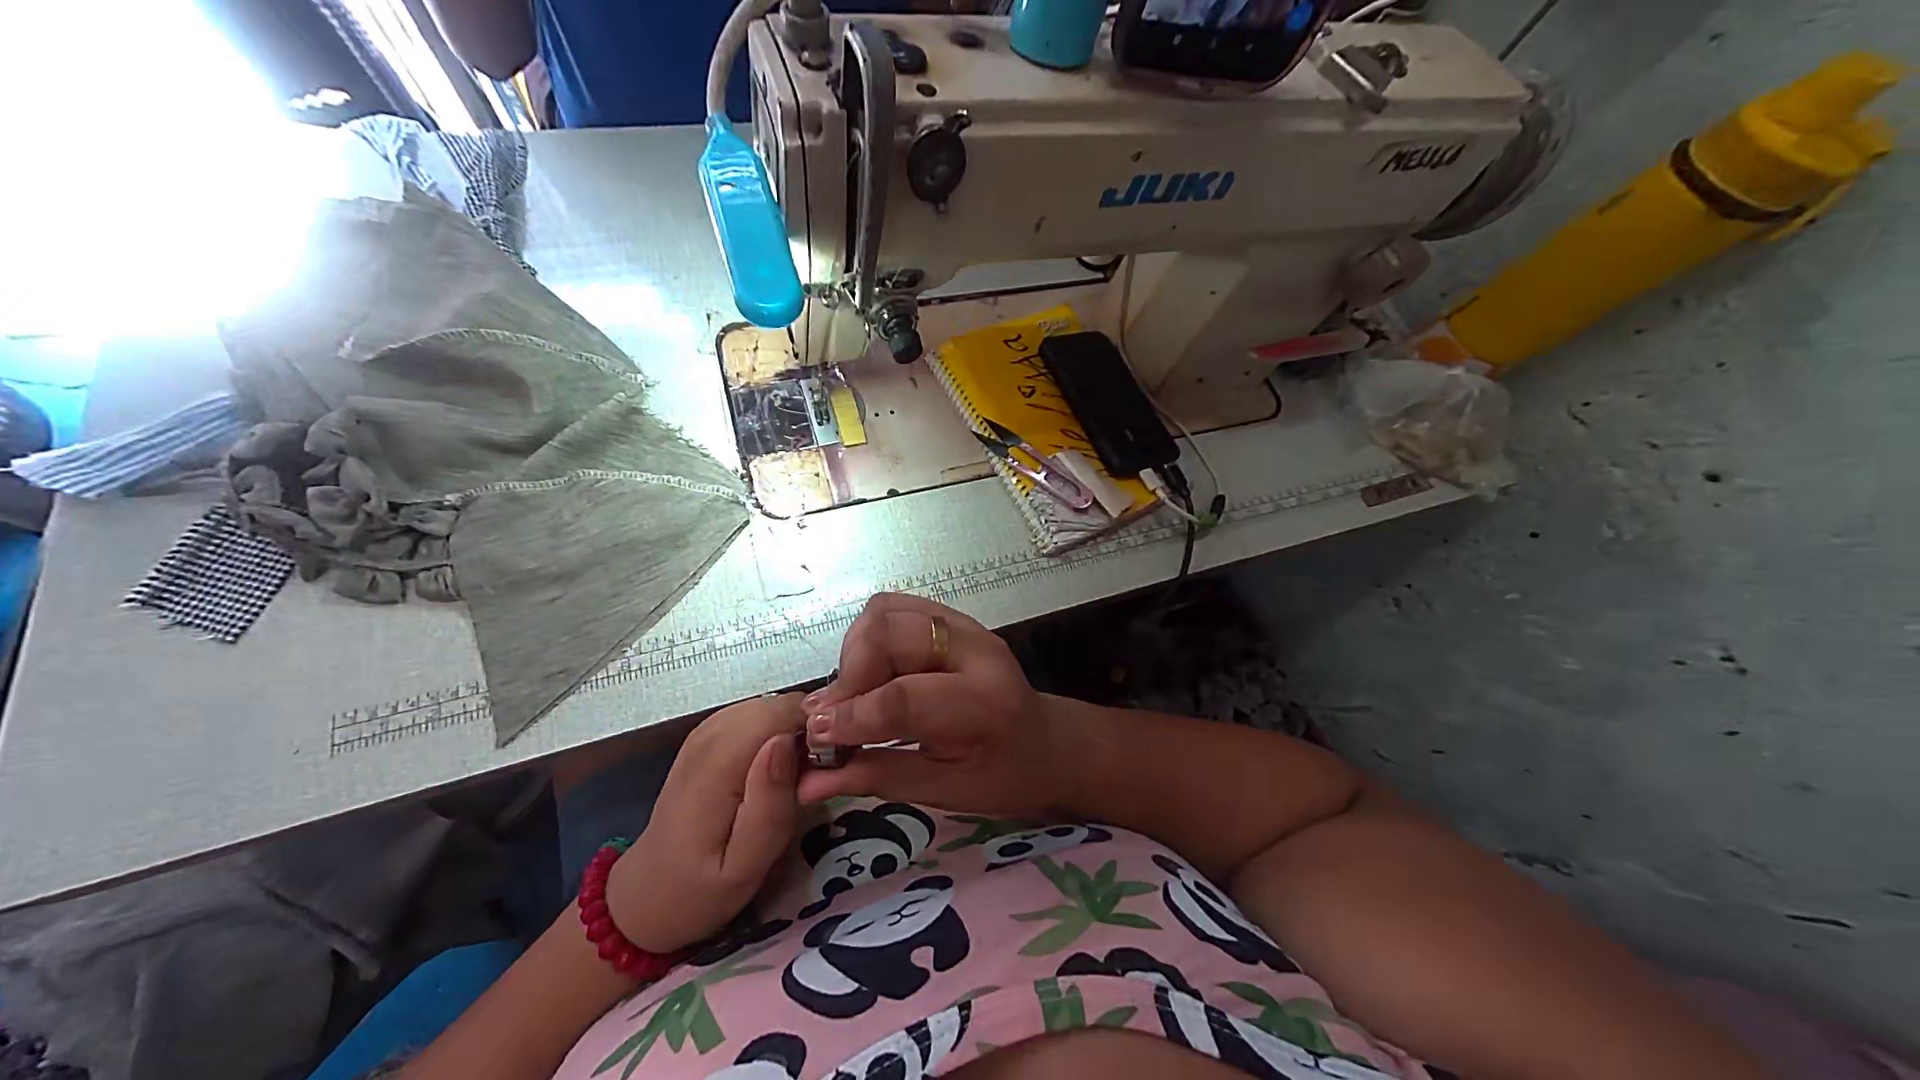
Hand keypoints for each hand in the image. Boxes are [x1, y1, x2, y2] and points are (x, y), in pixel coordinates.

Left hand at [606, 694, 802, 953]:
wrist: (650, 894)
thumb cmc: (701, 889)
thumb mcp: (746, 865)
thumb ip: (769, 804)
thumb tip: (785, 742)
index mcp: (717, 762)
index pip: (784, 710)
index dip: (816, 732)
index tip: (825, 772)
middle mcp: (709, 733)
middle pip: (781, 704)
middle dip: (808, 732)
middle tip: (811, 782)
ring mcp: (707, 729)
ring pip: (774, 706)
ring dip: (795, 734)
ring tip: (796, 780)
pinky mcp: (710, 734)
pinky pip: (760, 716)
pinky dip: (778, 735)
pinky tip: (776, 772)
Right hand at [794, 593, 1069, 818]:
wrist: (1046, 744)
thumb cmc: (1003, 777)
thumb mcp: (945, 791)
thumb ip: (875, 777)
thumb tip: (806, 782)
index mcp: (984, 703)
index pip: (902, 697)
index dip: (849, 716)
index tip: (815, 736)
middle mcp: (975, 650)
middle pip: (888, 633)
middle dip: (849, 673)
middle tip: (836, 714)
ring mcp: (964, 625)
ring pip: (885, 612)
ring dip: (856, 651)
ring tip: (856, 694)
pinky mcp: (950, 617)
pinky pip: (893, 608)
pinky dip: (868, 636)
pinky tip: (872, 671)